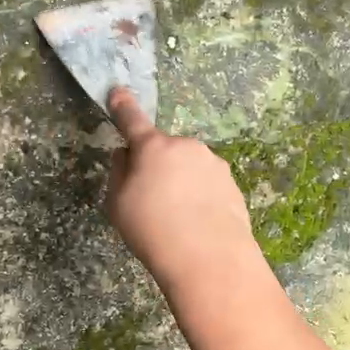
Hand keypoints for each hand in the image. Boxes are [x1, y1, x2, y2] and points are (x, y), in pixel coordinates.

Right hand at [104, 87, 258, 286]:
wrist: (207, 258)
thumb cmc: (151, 230)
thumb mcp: (117, 205)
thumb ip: (118, 174)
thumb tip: (125, 155)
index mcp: (153, 148)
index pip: (132, 120)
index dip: (123, 106)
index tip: (118, 92)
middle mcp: (186, 147)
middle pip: (164, 151)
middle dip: (156, 167)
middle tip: (149, 203)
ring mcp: (213, 163)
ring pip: (188, 169)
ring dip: (180, 184)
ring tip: (176, 221)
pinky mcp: (232, 184)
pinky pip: (207, 186)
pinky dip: (199, 198)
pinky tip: (196, 225)